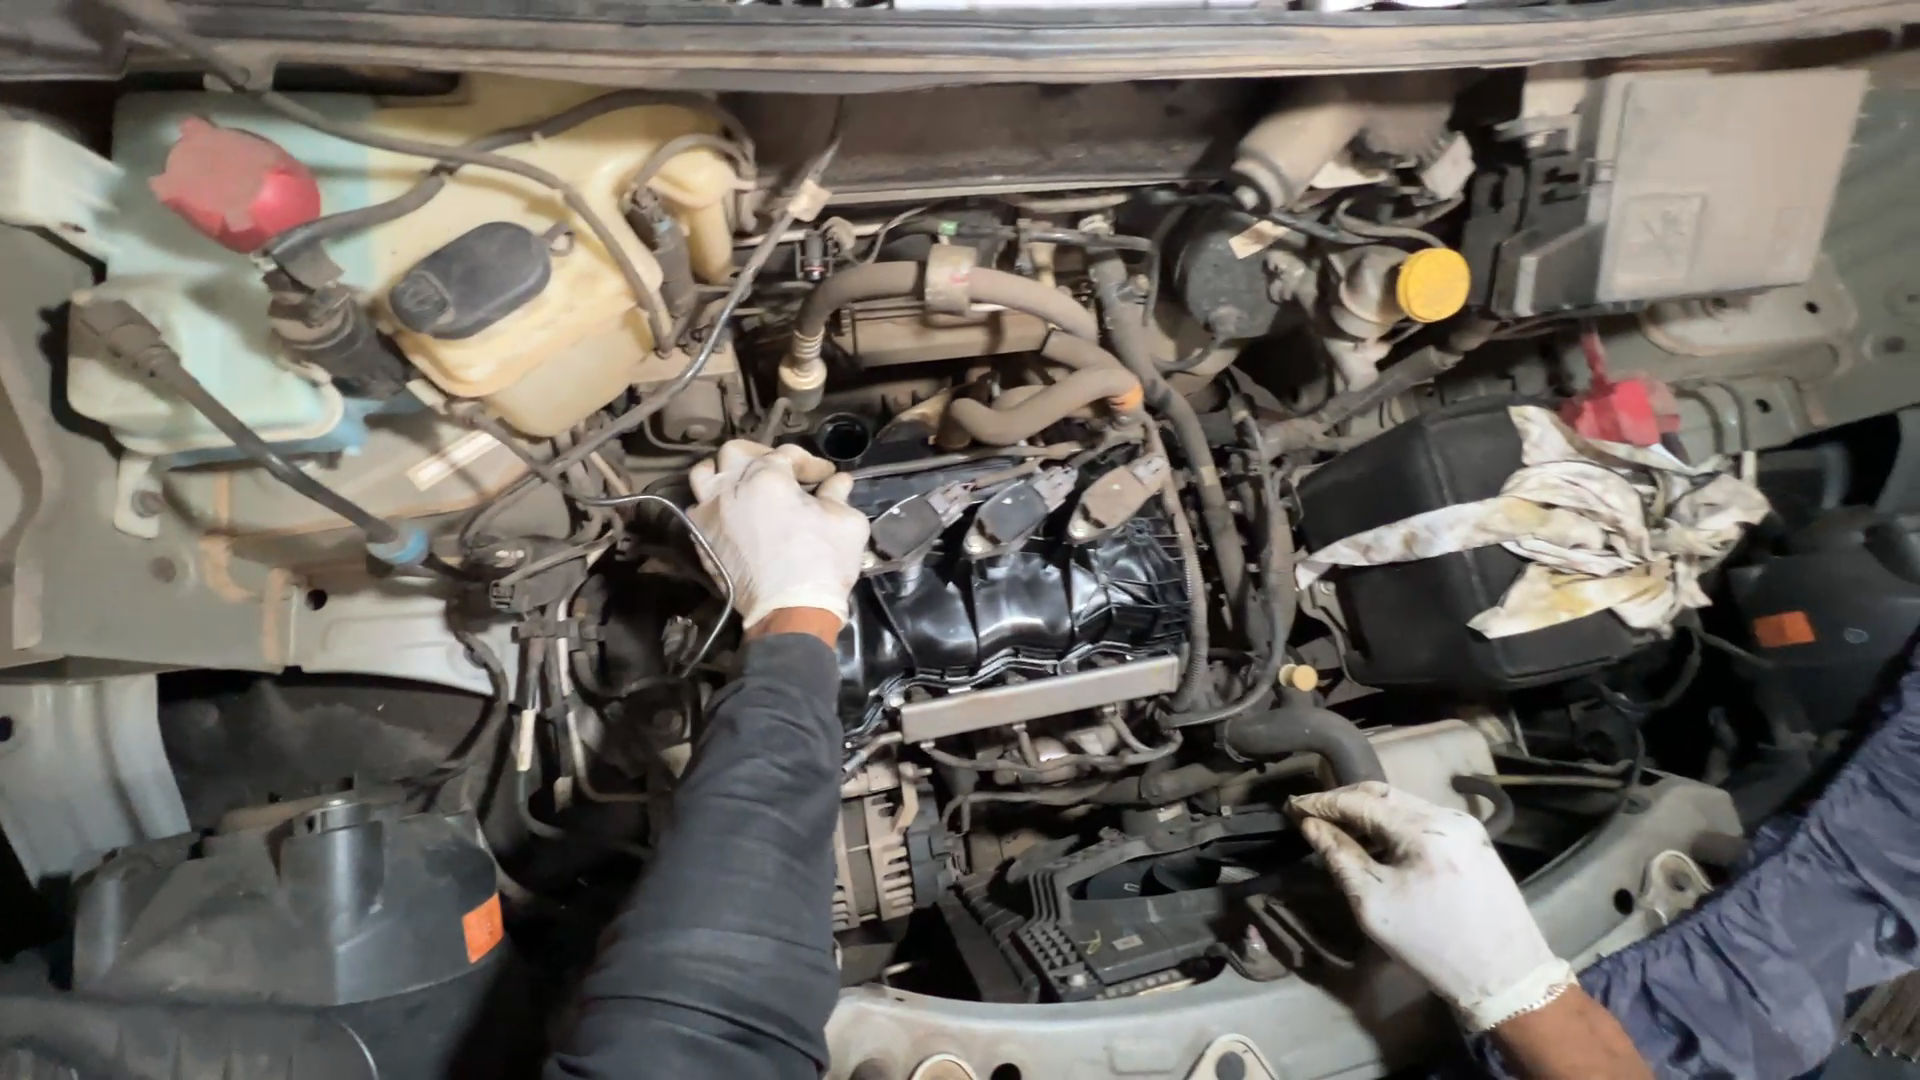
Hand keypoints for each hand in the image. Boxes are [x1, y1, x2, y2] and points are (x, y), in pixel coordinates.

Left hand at [688, 440, 869, 632]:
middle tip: (784, 471)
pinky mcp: (701, 538)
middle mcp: (732, 488)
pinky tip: (733, 512)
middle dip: (763, 454)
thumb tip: (838, 481)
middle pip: (737, 452)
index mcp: (768, 478)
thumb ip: (838, 494)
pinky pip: (698, 507)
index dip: (812, 462)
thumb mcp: (846, 523)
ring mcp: (711, 513)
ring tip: (745, 482)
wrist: (790, 611)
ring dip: (725, 472)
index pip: (788, 455)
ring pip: (704, 473)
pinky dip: (714, 503)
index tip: (827, 477)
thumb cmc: (823, 564)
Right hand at [1288, 781, 1575, 1032]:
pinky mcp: (1474, 839)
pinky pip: (1420, 817)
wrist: (1509, 981)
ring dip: (1366, 811)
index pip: (1360, 801)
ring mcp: (1465, 826)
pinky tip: (1374, 838)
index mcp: (1425, 831)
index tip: (1291, 806)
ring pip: (1401, 803)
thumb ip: (1339, 856)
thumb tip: (1310, 824)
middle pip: (1381, 793)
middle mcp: (1448, 816)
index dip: (1321, 802)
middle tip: (1310, 812)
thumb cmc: (1433, 946)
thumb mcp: (1373, 904)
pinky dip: (1390, 821)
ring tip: (1337, 826)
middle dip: (1342, 800)